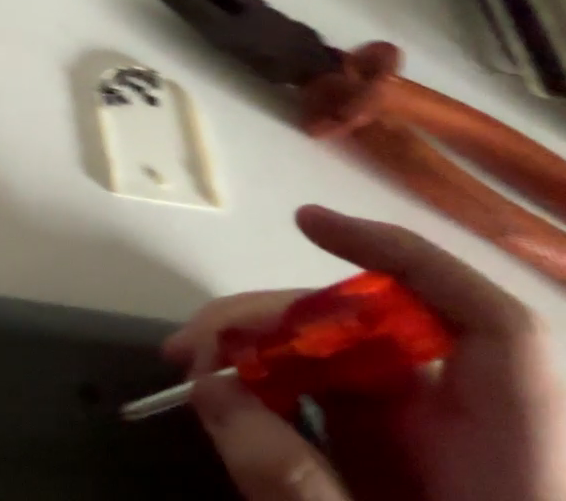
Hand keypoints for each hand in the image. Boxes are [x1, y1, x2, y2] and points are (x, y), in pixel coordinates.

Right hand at [164, 205, 564, 500]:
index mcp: (513, 452)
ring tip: (188, 370)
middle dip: (274, 318)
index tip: (307, 226)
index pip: (487, 325)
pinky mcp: (386, 462)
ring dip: (256, 348)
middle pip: (375, 331)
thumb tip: (211, 392)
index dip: (404, 258)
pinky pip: (320, 397)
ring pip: (337, 357)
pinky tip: (218, 397)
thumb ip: (294, 484)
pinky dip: (264, 386)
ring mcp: (426, 447)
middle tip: (193, 345)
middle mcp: (472, 432)